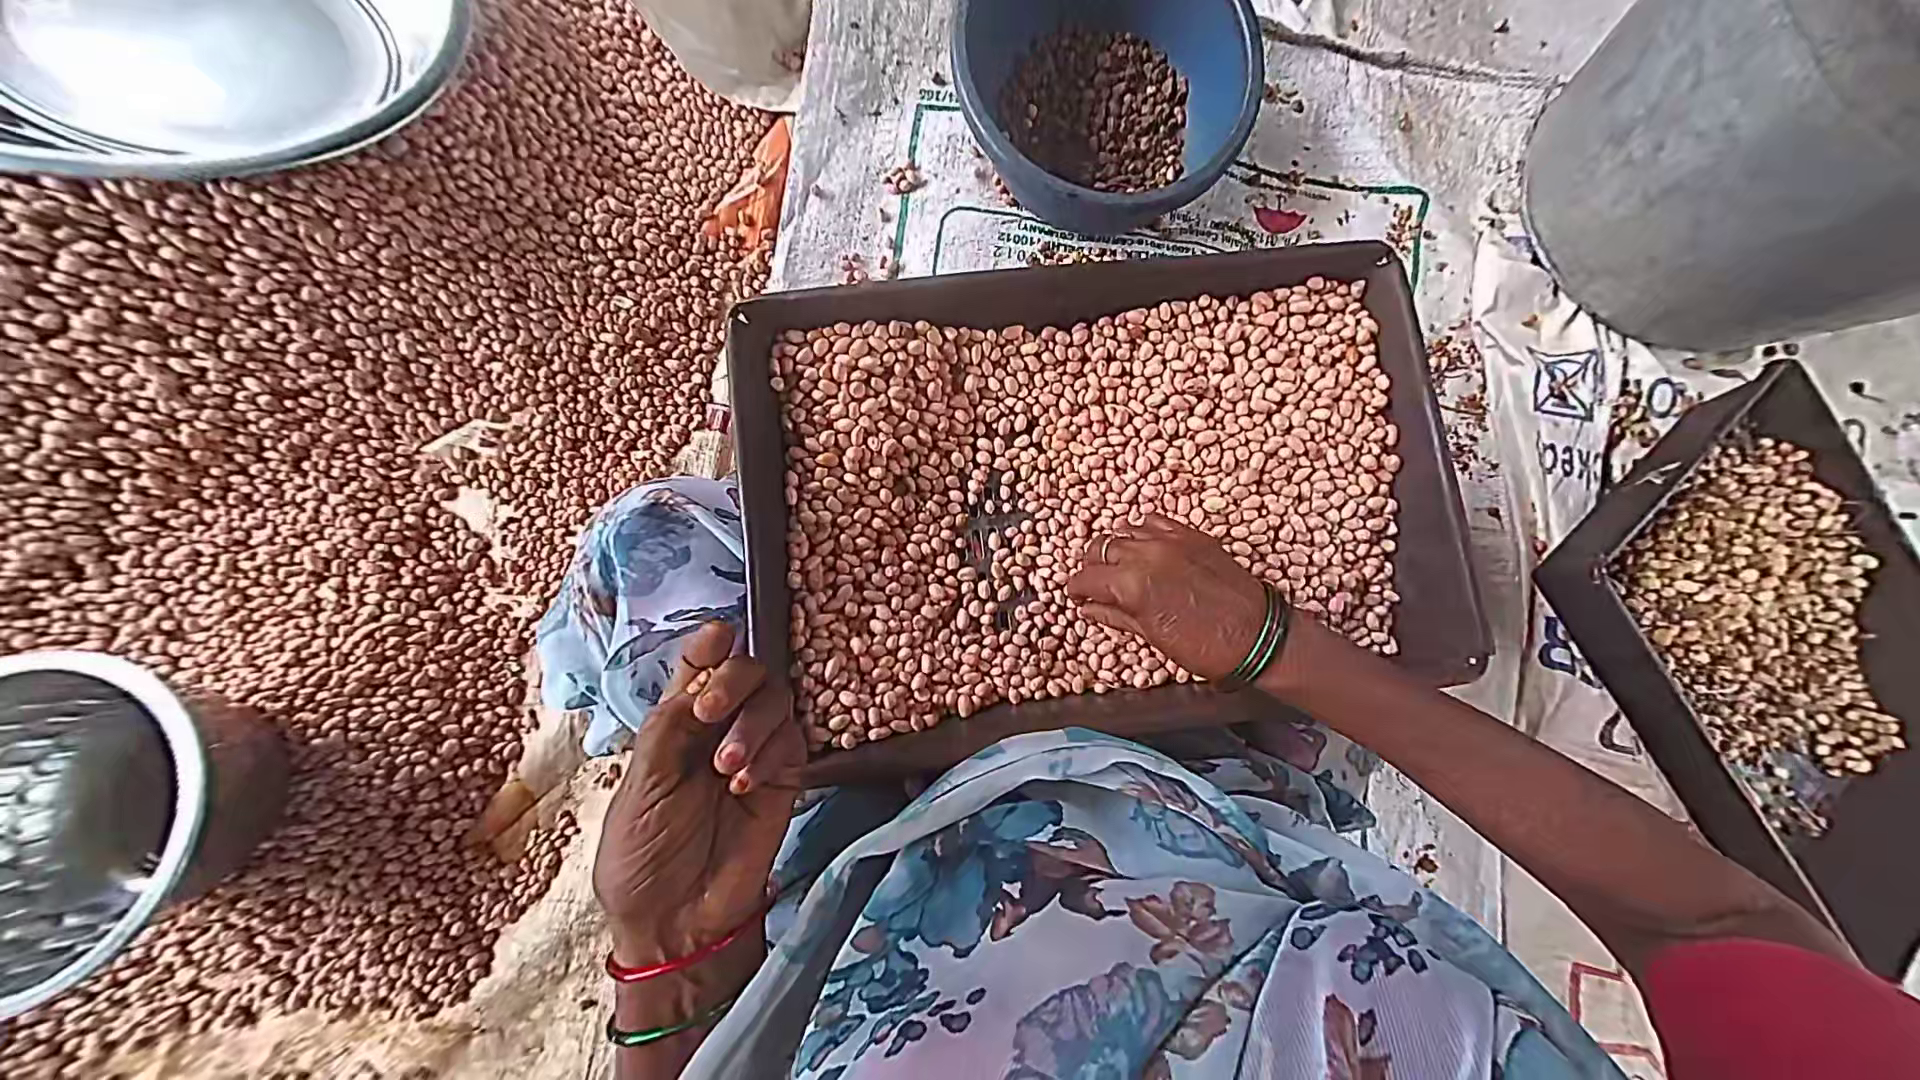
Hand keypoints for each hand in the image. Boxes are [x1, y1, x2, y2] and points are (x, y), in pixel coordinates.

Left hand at [593, 621, 802, 965]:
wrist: (675, 919)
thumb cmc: (643, 851)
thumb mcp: (641, 783)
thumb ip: (672, 722)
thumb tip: (707, 663)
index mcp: (681, 721)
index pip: (702, 666)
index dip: (711, 645)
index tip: (718, 634)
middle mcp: (724, 725)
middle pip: (748, 671)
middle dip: (734, 679)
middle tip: (710, 712)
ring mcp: (759, 747)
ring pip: (776, 699)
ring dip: (752, 723)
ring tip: (725, 766)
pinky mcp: (787, 774)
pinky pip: (793, 741)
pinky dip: (770, 753)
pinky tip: (744, 785)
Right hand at [1065, 513, 1272, 681]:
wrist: (1257, 636)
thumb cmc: (1204, 646)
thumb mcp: (1151, 635)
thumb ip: (1115, 615)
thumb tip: (1089, 608)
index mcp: (1131, 584)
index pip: (1086, 578)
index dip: (1076, 588)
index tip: (1076, 595)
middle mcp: (1145, 555)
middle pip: (1100, 549)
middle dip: (1092, 567)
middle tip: (1094, 582)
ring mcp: (1170, 541)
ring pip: (1124, 532)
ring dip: (1116, 548)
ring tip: (1119, 565)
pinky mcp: (1191, 536)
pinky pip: (1154, 523)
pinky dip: (1143, 533)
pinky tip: (1145, 548)